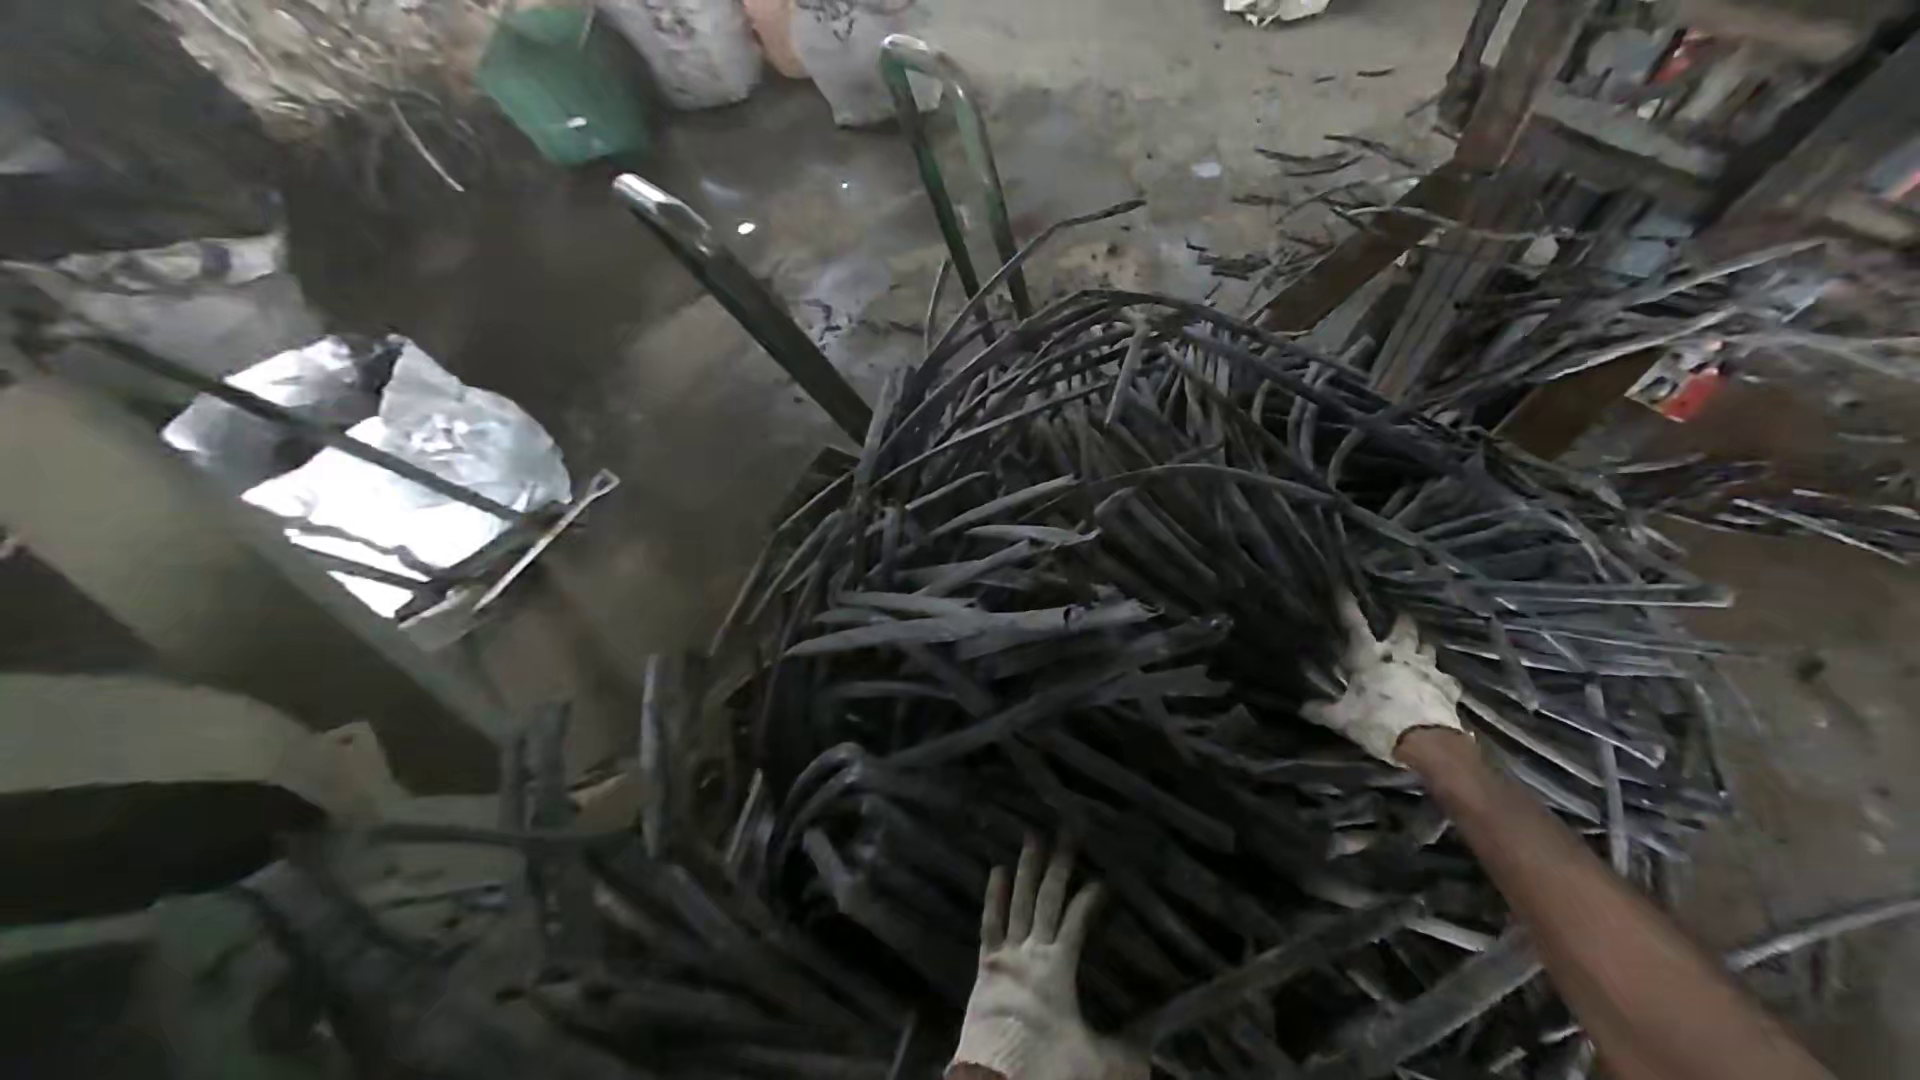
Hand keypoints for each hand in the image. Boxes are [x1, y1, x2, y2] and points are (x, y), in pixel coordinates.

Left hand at [951, 836, 1146, 1079]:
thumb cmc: (1047, 1070)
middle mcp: (1031, 950)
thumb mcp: (1097, 1063)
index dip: (1091, 897)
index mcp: (1058, 966)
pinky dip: (993, 896)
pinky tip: (996, 871)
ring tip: (1031, 837)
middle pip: (1047, 899)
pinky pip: (989, 922)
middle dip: (1059, 865)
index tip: (1104, 880)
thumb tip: (1157, 1040)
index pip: (1078, 919)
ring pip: (1018, 901)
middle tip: (1067, 833)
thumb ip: (1128, 1049)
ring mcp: (1005, 954)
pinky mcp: (985, 965)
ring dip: (1026, 869)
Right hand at [1304, 591, 1463, 763]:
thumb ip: (1321, 711)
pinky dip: (1442, 678)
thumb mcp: (1342, 719)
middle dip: (1401, 620)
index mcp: (1369, 658)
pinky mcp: (1448, 688)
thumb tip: (1301, 708)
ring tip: (1419, 647)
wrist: (1428, 743)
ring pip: (1428, 647)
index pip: (1354, 625)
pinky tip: (1440, 682)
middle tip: (1399, 616)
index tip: (1342, 586)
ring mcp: (1428, 670)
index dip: (1347, 605)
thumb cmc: (1378, 723)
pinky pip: (1446, 677)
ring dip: (1422, 645)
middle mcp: (1399, 656)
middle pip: (1405, 629)